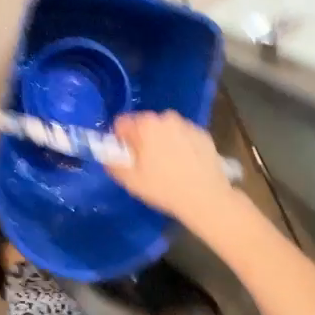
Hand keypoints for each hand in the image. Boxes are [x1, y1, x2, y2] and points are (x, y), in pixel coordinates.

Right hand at [107, 111, 243, 229]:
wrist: (206, 197)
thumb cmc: (164, 188)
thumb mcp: (131, 180)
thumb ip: (113, 163)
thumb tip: (108, 155)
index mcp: (145, 124)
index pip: (121, 123)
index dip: (120, 139)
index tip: (126, 155)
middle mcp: (166, 117)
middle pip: (144, 124)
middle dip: (142, 139)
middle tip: (146, 163)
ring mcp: (187, 124)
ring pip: (165, 129)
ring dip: (162, 141)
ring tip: (168, 166)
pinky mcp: (203, 133)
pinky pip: (183, 135)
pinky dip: (181, 145)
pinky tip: (185, 165)